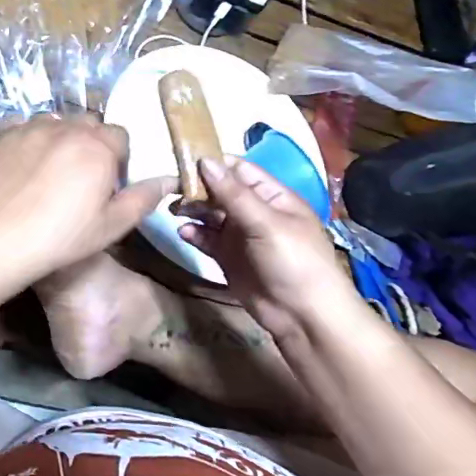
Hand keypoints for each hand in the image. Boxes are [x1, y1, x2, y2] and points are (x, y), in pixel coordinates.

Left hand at [0, 114, 173, 281]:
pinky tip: (24, 168)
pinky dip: (32, 140)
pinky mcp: (3, 135)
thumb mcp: (110, 227)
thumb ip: (142, 199)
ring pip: (57, 122)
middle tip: (81, 178)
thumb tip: (169, 179)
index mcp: (99, 148)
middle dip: (92, 143)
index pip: (120, 136)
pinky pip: (26, 127)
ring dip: (62, 138)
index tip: (108, 183)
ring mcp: (32, 127)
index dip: (118, 158)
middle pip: (89, 124)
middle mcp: (67, 129)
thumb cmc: (58, 239)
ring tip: (51, 171)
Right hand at [179, 156, 360, 338]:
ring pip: (211, 214)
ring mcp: (240, 235)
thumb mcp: (266, 223)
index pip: (238, 170)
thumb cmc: (294, 260)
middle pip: (220, 190)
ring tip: (173, 209)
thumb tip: (205, 161)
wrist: (303, 315)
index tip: (183, 160)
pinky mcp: (228, 257)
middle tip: (171, 187)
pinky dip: (194, 234)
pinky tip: (183, 232)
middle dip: (197, 187)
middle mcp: (255, 211)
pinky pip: (207, 239)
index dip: (213, 164)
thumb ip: (233, 193)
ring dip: (192, 209)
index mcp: (272, 196)